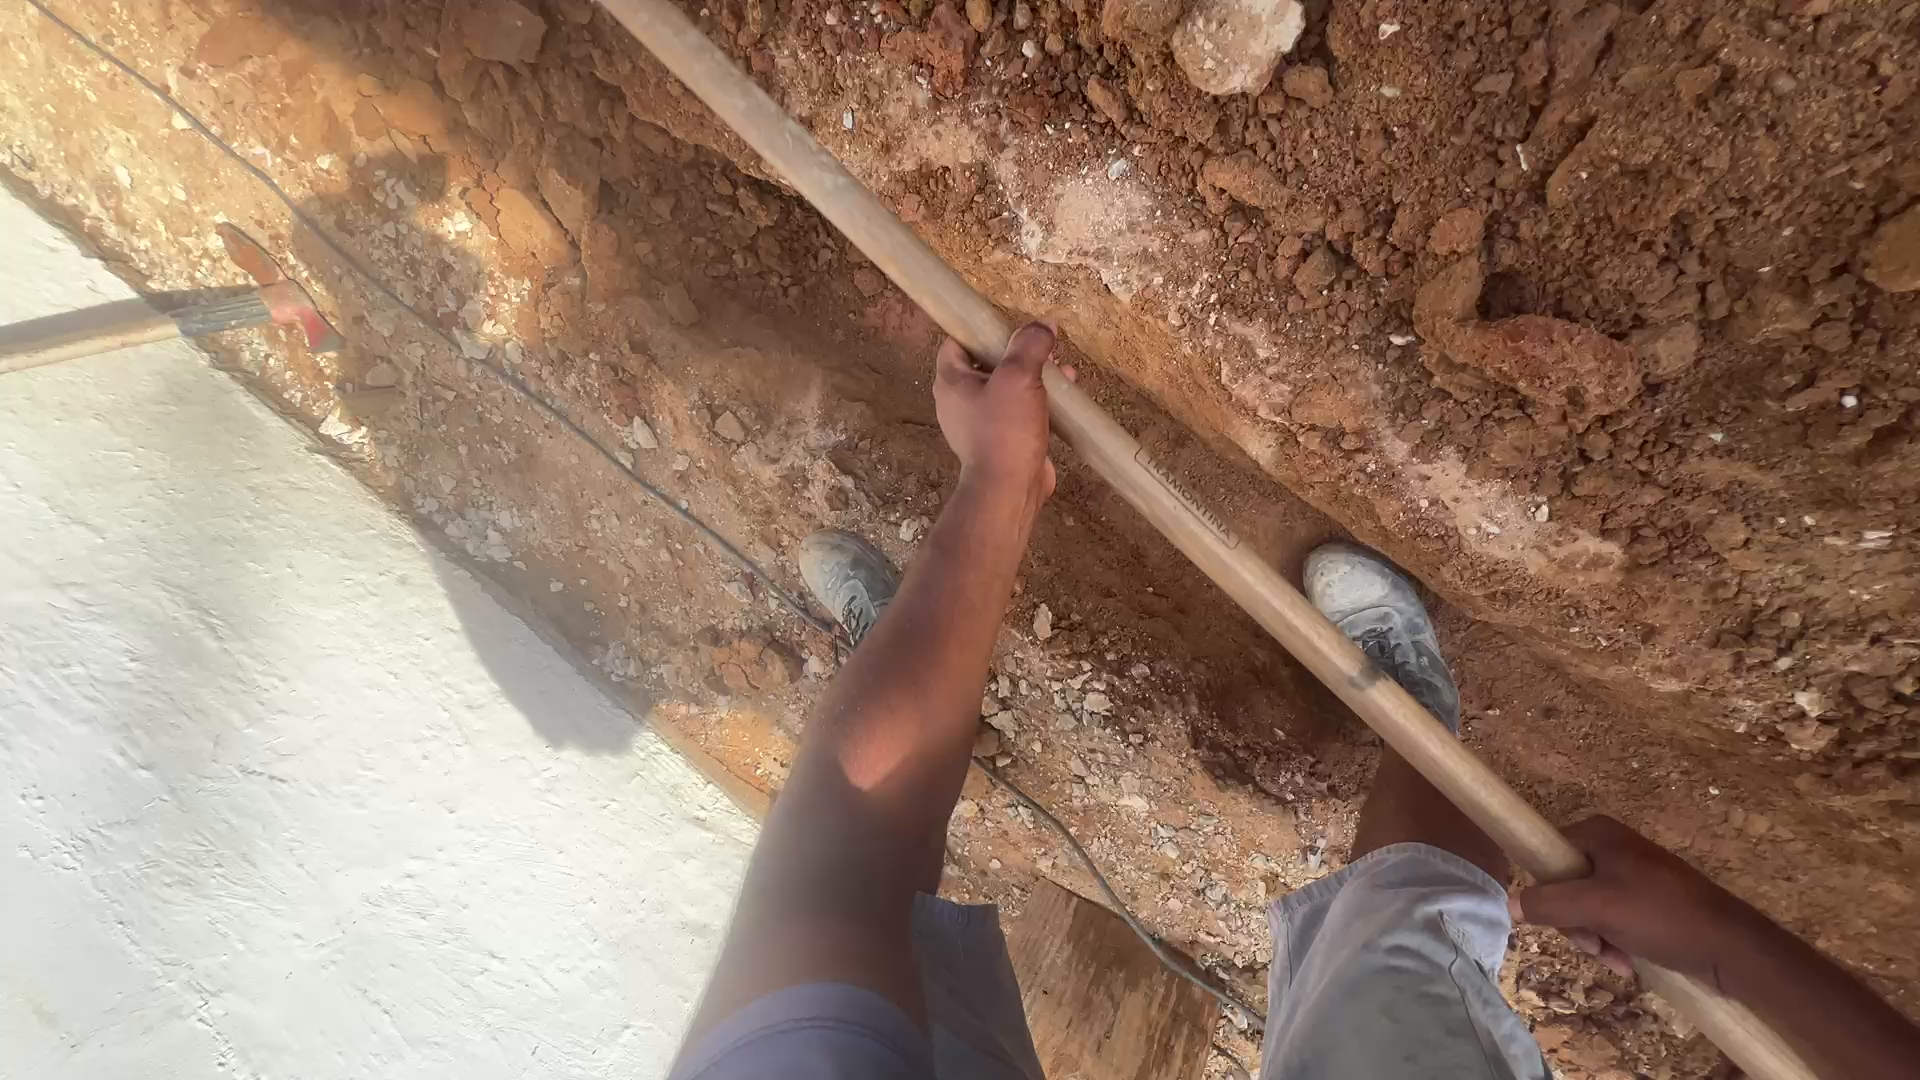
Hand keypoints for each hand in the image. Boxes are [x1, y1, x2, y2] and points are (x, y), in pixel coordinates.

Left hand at [933, 322, 1069, 506]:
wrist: (1009, 488)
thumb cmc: (1004, 430)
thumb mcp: (1018, 377)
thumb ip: (1029, 346)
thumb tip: (1043, 324)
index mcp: (951, 382)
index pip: (957, 342)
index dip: (980, 330)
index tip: (1008, 325)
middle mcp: (960, 402)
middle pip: (987, 364)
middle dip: (1018, 354)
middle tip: (1044, 348)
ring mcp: (980, 424)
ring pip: (1007, 389)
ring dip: (1034, 377)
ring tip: (1062, 370)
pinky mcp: (1001, 441)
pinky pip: (1019, 412)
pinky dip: (1038, 402)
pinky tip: (1064, 397)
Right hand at [1510, 816, 1767, 984]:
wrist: (1743, 953)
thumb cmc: (1662, 917)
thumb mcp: (1595, 908)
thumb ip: (1546, 903)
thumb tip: (1510, 904)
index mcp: (1597, 833)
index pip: (1546, 857)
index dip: (1547, 891)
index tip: (1563, 922)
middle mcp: (1613, 847)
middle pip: (1566, 884)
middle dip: (1575, 922)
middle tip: (1594, 946)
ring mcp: (1635, 874)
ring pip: (1589, 905)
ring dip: (1595, 936)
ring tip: (1617, 960)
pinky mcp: (1654, 901)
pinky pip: (1615, 916)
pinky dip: (1616, 939)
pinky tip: (1629, 961)